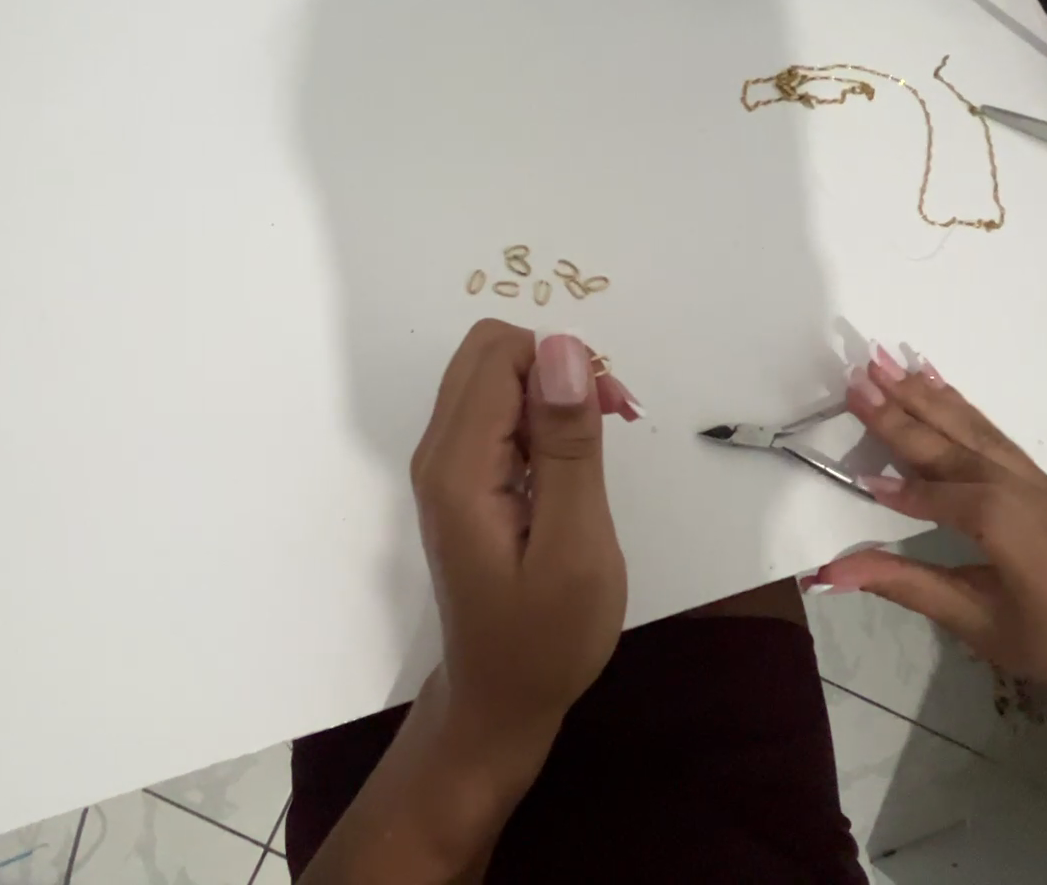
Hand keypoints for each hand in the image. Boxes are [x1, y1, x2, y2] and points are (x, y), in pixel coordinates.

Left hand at [411, 320, 637, 742]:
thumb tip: (564, 349)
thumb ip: (568, 445)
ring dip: (552, 392)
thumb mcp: (576, 546)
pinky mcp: (461, 478)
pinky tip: (571, 463)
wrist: (499, 697)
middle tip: (607, 417)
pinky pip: (496, 413)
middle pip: (488, 355)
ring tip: (597, 444)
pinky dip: (541, 418)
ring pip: (494, 379)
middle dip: (556, 368)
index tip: (609, 409)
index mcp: (458, 466)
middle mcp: (437, 452)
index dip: (561, 363)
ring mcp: (444, 464)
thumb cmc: (546, 637)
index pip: (498, 355)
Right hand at [814, 350, 1046, 703]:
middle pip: (958, 449)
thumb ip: (904, 586)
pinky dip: (964, 407)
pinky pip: (1001, 438)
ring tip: (889, 364)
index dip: (900, 490)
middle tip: (860, 377)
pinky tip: (940, 383)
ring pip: (979, 432)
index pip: (946, 499)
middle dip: (904, 413)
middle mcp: (1033, 497)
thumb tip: (829, 574)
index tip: (853, 473)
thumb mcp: (977, 625)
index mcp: (1017, 535)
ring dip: (930, 396)